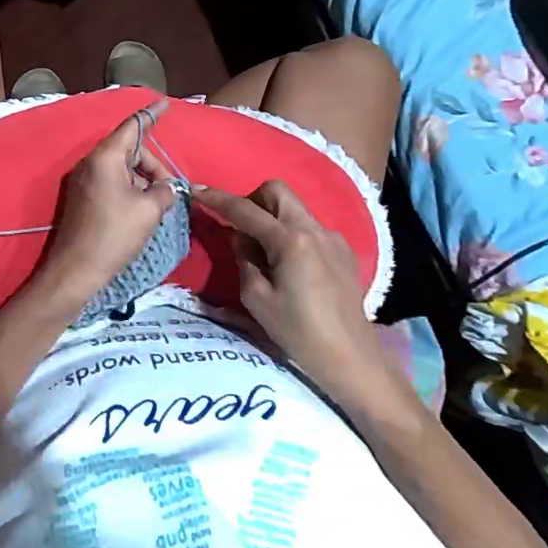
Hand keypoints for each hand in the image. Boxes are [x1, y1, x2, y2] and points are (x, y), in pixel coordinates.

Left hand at [39, 100, 178, 301]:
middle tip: (168, 188)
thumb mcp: (149, 211)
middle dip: (152, 163)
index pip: (133, 126)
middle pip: (129, 149)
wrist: (77, 268)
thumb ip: (163, 191)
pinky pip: (111, 181)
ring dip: (142, 179)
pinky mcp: (83, 197)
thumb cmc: (114, 234)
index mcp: (106, 157)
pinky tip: (142, 209)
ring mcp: (84, 180)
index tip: (165, 104)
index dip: (151, 115)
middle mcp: (91, 163)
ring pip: (121, 167)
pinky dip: (130, 188)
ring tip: (157, 203)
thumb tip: (165, 189)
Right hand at [191, 181, 399, 403]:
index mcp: (290, 240)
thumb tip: (240, 237)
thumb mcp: (256, 298)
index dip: (218, 199)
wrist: (351, 357)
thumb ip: (243, 259)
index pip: (246, 210)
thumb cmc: (298, 332)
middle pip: (277, 191)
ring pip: (294, 207)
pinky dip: (291, 233)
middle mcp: (314, 229)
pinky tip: (290, 266)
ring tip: (263, 252)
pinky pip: (309, 227)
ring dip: (272, 217)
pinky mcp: (343, 250)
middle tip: (240, 227)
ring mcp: (332, 237)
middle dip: (252, 199)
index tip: (196, 190)